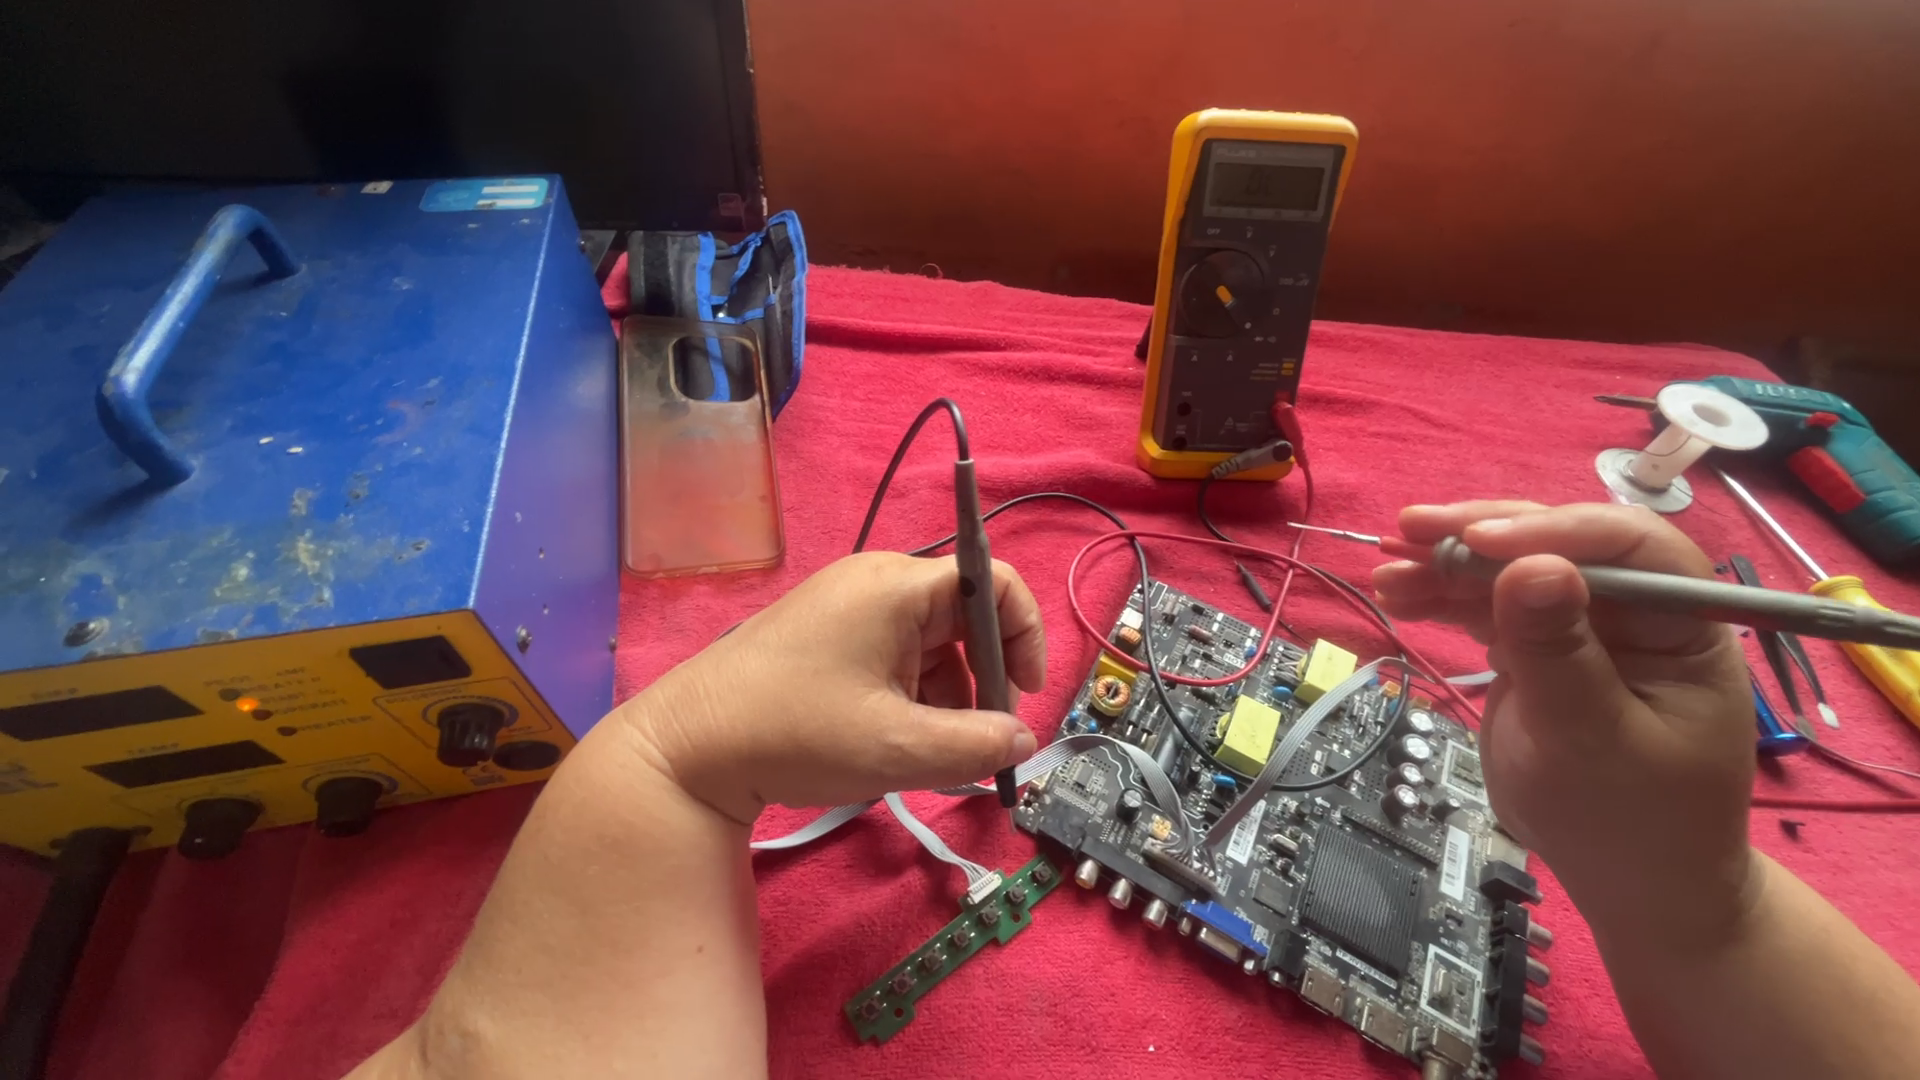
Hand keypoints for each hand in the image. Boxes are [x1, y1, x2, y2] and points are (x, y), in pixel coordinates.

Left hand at [616, 552, 1045, 824]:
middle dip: (983, 678)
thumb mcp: (897, 748)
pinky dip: (910, 695)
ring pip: (929, 642)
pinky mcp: (829, 636)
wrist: (687, 748)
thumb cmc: (797, 733)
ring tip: (928, 752)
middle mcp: (876, 582)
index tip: (1025, 696)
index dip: (1022, 634)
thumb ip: (975, 745)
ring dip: (946, 695)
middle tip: (980, 738)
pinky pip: (895, 655)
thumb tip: (1022, 740)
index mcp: (897, 586)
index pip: (992, 580)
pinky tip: (895, 739)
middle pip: (962, 615)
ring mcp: (848, 607)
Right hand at [1373, 502, 1756, 944]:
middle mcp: (1630, 612)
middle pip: (1554, 545)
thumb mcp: (1589, 737)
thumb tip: (1532, 566)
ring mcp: (1578, 627)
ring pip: (1505, 572)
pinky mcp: (1533, 648)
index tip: (1472, 541)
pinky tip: (1397, 596)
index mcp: (1680, 626)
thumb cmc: (1626, 817)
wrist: (1621, 875)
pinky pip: (1482, 606)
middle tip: (1405, 531)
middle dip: (1477, 536)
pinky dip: (1437, 598)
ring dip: (1441, 567)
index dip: (1549, 530)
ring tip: (1384, 575)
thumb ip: (1558, 651)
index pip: (1628, 546)